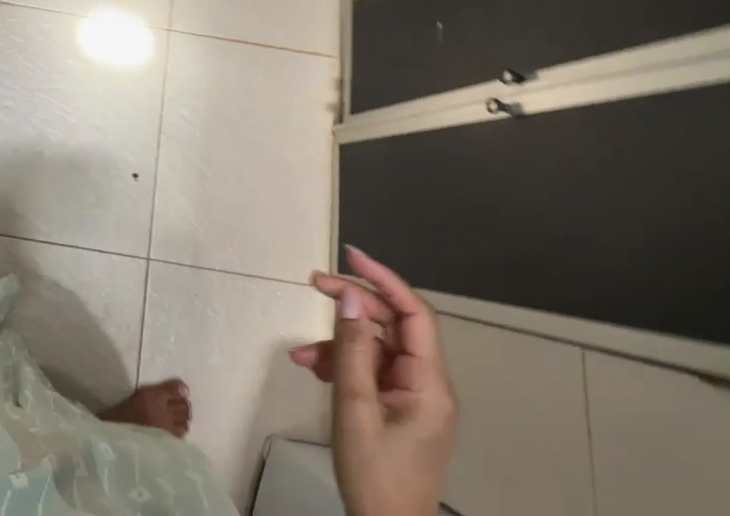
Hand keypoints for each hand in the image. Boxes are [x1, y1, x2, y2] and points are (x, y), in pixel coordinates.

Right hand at [289, 247, 456, 515]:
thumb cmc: (374, 474)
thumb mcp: (355, 409)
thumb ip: (352, 349)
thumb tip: (352, 295)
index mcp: (428, 382)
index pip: (414, 313)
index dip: (384, 278)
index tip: (350, 255)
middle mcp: (426, 383)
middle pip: (392, 325)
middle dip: (353, 304)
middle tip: (314, 285)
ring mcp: (412, 396)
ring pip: (375, 348)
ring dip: (338, 342)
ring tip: (301, 354)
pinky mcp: (396, 408)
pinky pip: (369, 371)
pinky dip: (341, 365)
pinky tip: (311, 368)